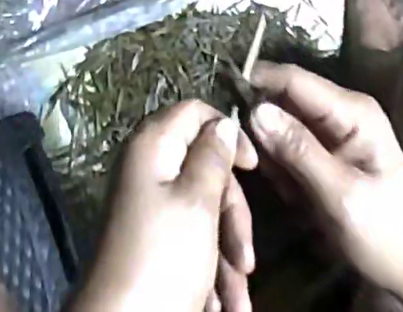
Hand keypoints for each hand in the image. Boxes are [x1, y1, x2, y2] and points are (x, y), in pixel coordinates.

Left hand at [73, 101, 258, 311]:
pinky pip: (189, 243)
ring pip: (203, 212)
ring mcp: (148, 208)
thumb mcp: (197, 204)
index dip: (227, 131)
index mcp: (152, 146)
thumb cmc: (162, 260)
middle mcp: (148, 170)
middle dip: (233, 214)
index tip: (254, 168)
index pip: (194, 111)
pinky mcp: (150, 245)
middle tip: (246, 260)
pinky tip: (220, 307)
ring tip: (237, 303)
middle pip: (205, 168)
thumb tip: (223, 124)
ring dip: (227, 255)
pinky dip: (209, 273)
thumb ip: (214, 158)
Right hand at [245, 63, 402, 297]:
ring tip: (287, 190)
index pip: (294, 79)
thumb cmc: (384, 234)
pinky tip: (293, 193)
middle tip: (252, 161)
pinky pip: (286, 142)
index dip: (257, 83)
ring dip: (271, 152)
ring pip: (280, 120)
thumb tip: (256, 109)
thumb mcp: (341, 196)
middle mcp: (340, 108)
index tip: (222, 102)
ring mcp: (332, 127)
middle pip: (283, 97)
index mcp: (352, 110)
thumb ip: (299, 151)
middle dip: (262, 126)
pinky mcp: (323, 147)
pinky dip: (280, 165)